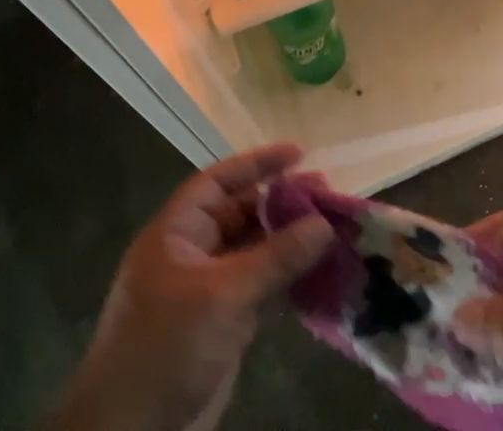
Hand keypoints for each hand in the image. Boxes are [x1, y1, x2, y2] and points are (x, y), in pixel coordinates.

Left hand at [48, 144, 333, 430]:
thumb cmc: (166, 347)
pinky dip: (290, 277)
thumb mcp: (223, 296)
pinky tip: (323, 272)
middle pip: (241, 215)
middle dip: (283, 203)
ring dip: (292, 242)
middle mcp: (191, 255)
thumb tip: (324, 223)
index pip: (216, 183)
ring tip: (336, 230)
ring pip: (256, 252)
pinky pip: (262, 287)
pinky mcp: (224, 324)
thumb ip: (276, 257)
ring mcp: (208, 292)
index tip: (299, 154)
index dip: (256, 164)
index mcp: (175, 235)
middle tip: (329, 196)